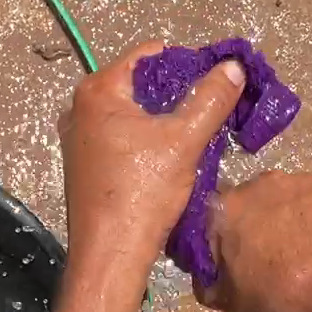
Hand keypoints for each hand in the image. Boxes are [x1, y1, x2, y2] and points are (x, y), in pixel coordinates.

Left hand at [59, 40, 244, 281]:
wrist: (110, 254)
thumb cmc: (143, 193)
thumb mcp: (184, 141)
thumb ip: (211, 99)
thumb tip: (234, 67)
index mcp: (97, 91)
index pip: (148, 56)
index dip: (186, 64)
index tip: (214, 83)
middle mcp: (78, 110)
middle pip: (138, 87)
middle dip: (173, 97)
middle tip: (206, 114)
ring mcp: (77, 142)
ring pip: (129, 117)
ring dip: (160, 124)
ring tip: (191, 140)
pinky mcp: (83, 170)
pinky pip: (119, 142)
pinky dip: (143, 145)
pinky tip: (165, 164)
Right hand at [198, 172, 311, 311]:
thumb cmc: (282, 295)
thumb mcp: (230, 301)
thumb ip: (207, 281)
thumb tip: (204, 274)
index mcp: (225, 209)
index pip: (209, 216)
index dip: (218, 236)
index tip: (229, 255)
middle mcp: (258, 183)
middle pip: (248, 200)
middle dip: (253, 222)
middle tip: (267, 253)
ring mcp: (299, 179)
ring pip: (283, 197)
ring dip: (285, 216)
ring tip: (300, 247)